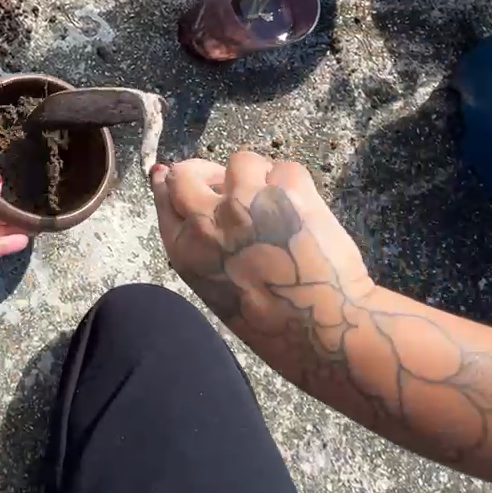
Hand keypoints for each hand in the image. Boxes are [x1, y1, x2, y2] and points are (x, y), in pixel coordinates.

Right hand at [151, 151, 374, 351]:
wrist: (328, 332)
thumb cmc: (273, 323)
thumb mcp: (216, 288)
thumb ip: (199, 246)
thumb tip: (199, 204)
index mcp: (185, 250)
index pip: (163, 198)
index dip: (171, 185)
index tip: (180, 180)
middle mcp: (206, 222)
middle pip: (187, 172)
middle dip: (205, 173)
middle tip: (230, 186)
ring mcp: (244, 202)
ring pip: (241, 161)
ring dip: (257, 176)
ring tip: (275, 202)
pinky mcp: (284, 192)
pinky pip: (285, 168)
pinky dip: (294, 183)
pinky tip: (302, 208)